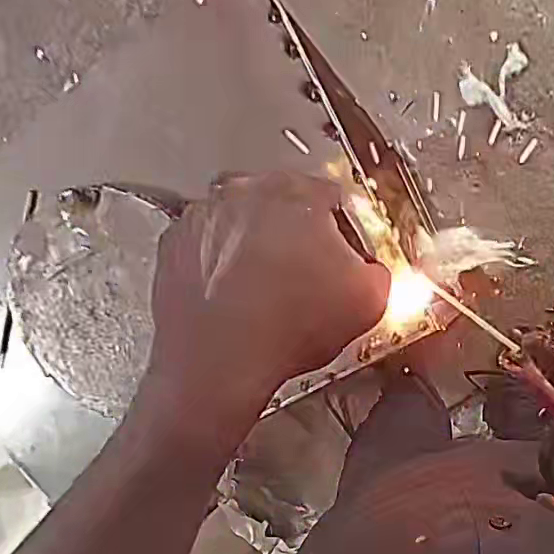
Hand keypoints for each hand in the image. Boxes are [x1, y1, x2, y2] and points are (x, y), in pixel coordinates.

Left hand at [142, 172, 389, 407]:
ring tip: (271, 290)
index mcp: (299, 195)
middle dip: (299, 234)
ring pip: (245, 221)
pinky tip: (238, 294)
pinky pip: (210, 245)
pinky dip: (223, 263)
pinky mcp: (176, 243)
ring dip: (259, 245)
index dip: (346, 232)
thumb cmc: (290, 327)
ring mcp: (205, 215)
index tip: (346, 256)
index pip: (334, 198)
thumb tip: (372, 272)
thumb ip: (378, 272)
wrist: (221, 360)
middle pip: (285, 205)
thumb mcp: (367, 302)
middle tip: (309, 276)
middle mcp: (247, 192)